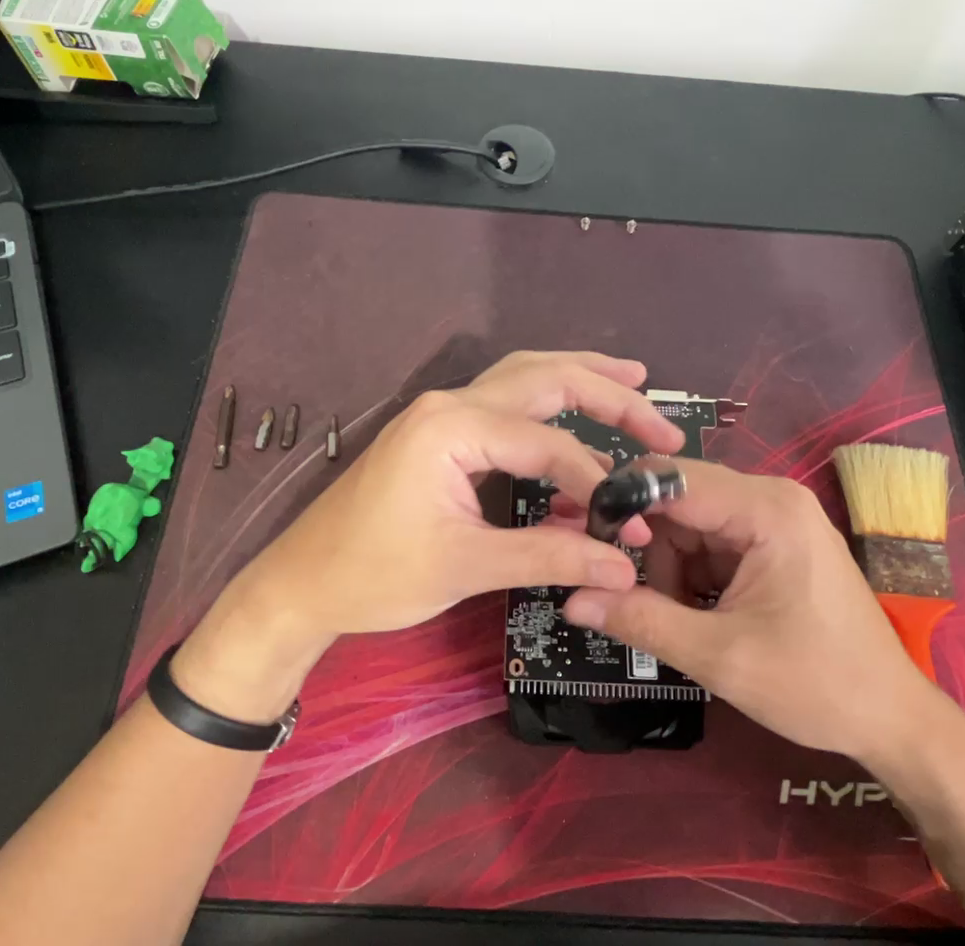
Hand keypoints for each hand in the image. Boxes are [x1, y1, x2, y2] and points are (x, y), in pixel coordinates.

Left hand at [171, 351, 686, 722]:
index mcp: (453, 426)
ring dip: (580, 382)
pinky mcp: (438, 434)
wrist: (301, 584)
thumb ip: (549, 557)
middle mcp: (450, 403)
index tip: (630, 524)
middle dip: (609, 395)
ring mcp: (441, 414)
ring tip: (635, 385)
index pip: (548, 443)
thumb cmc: (374, 574)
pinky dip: (548, 408)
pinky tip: (576, 418)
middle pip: (545, 379)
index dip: (596, 483)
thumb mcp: (468, 567)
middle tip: (663, 426)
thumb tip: (623, 566)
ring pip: (524, 380)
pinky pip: (505, 406)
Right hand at [561, 459, 936, 760]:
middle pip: (677, 501)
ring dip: (670, 571)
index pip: (670, 479)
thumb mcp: (718, 656)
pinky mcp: (774, 545)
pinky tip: (700, 617)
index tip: (582, 543)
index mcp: (766, 509)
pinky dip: (692, 578)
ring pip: (688, 526)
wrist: (890, 719)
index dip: (620, 505)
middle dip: (647, 549)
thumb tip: (569, 600)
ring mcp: (775, 520)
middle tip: (629, 600)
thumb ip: (641, 621)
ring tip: (680, 622)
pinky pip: (711, 545)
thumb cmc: (814, 683)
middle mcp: (771, 499)